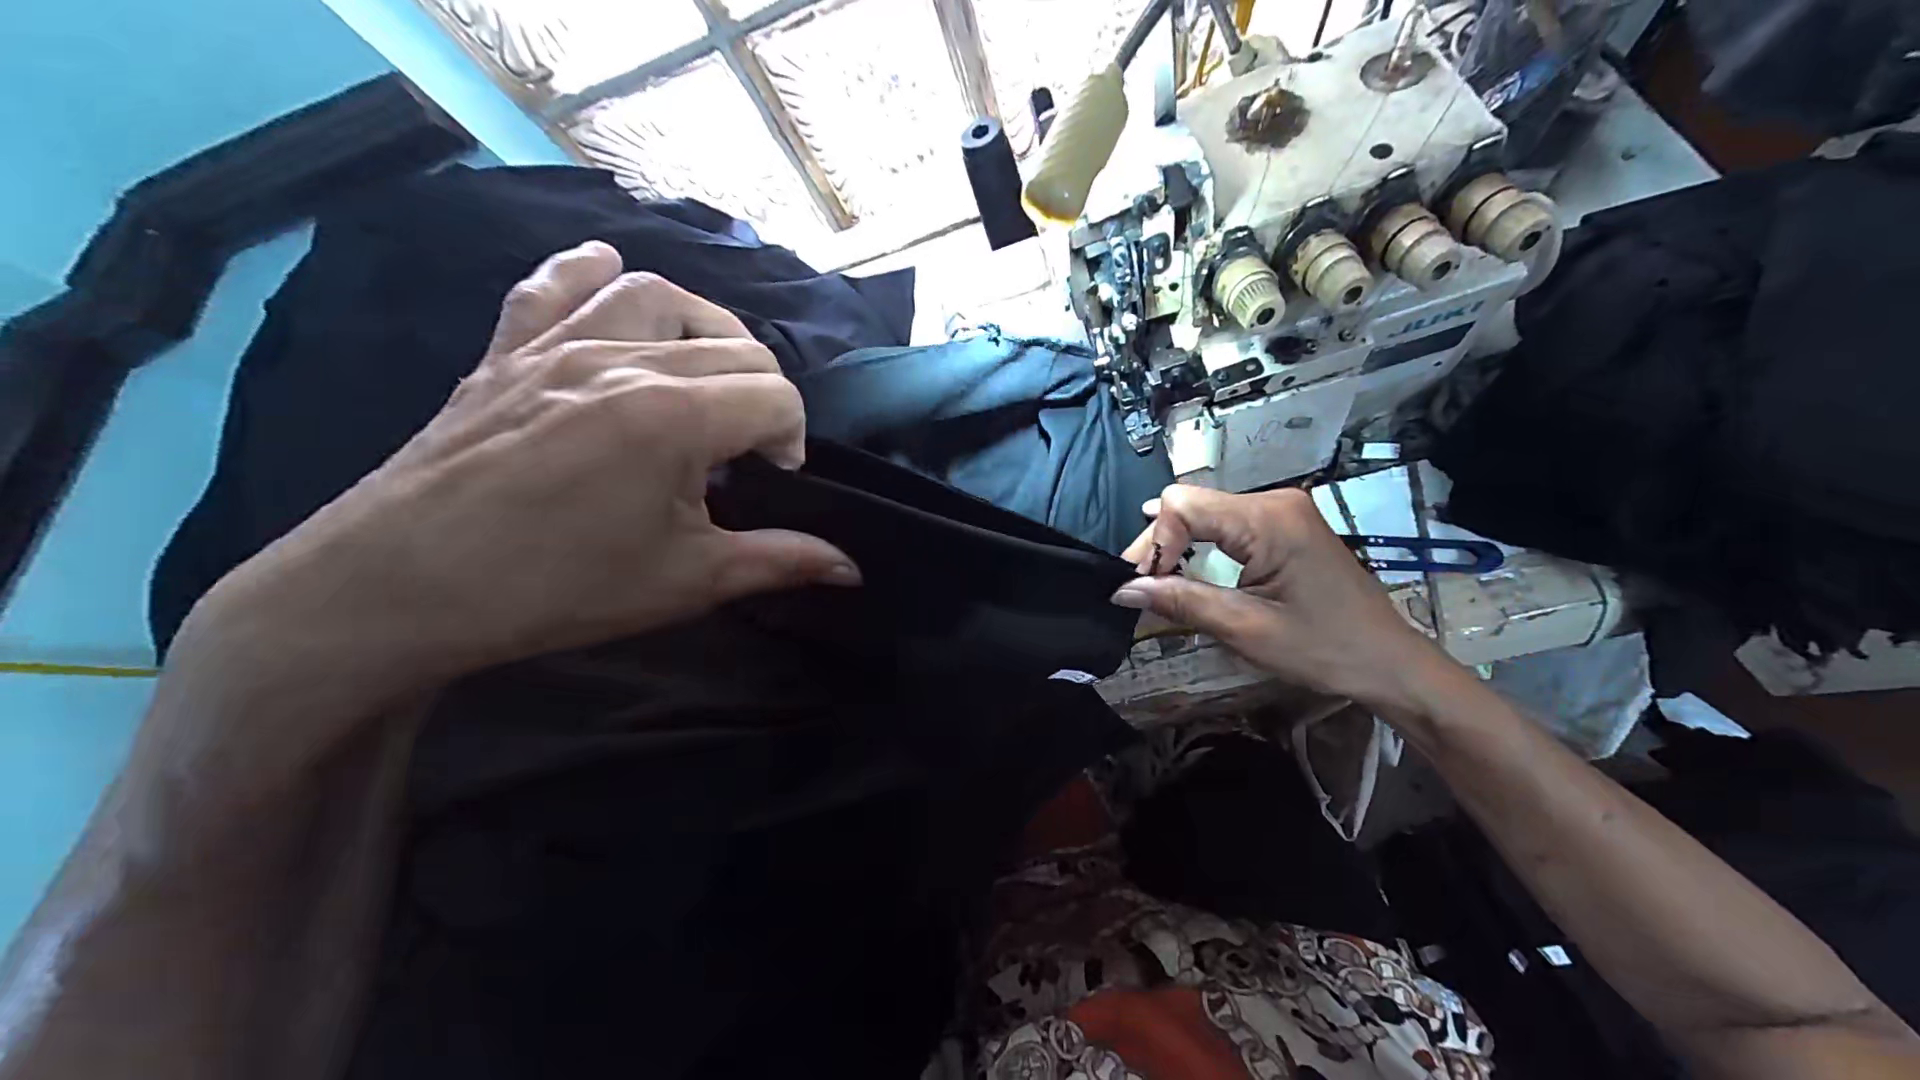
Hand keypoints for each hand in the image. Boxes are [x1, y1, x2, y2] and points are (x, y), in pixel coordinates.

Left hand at [186, 241, 859, 700]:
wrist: (399, 589)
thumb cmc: (556, 589)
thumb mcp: (686, 581)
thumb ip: (779, 561)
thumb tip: (852, 568)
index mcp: (672, 416)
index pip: (775, 396)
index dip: (792, 438)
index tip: (773, 480)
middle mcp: (622, 359)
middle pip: (734, 346)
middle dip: (762, 396)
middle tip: (745, 452)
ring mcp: (557, 345)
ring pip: (659, 294)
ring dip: (703, 328)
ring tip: (704, 375)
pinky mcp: (507, 350)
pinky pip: (555, 284)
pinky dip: (593, 274)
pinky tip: (612, 276)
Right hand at [1110, 485, 1458, 714]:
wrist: (1390, 661)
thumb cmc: (1323, 649)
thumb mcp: (1245, 628)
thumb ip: (1180, 600)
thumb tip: (1122, 590)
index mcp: (1268, 519)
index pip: (1182, 505)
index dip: (1154, 541)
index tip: (1143, 585)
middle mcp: (1274, 501)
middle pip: (1191, 504)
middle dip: (1159, 543)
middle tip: (1138, 587)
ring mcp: (1282, 509)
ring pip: (1205, 512)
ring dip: (1176, 544)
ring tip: (1156, 580)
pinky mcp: (1285, 524)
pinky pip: (1227, 523)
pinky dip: (1201, 544)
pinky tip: (1184, 564)